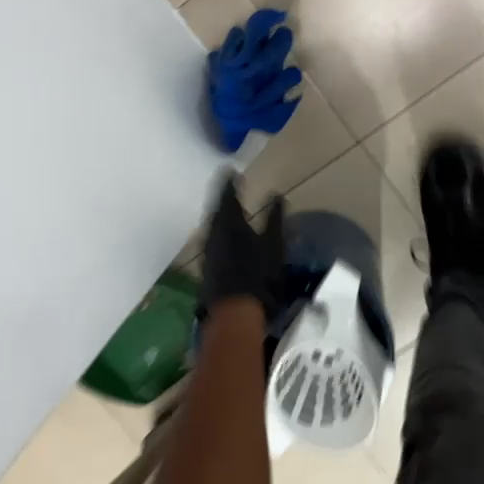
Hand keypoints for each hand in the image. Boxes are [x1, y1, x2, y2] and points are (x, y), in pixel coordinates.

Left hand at [198, 175, 286, 322]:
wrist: (234, 313)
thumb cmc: (259, 275)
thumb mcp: (274, 244)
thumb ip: (275, 218)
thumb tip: (276, 195)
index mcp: (229, 222)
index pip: (226, 195)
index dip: (229, 182)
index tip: (232, 171)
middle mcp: (213, 233)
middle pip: (215, 210)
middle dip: (223, 198)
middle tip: (229, 188)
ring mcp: (207, 251)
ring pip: (212, 226)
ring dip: (221, 216)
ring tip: (229, 211)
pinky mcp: (207, 267)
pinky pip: (212, 241)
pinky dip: (220, 233)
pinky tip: (226, 239)